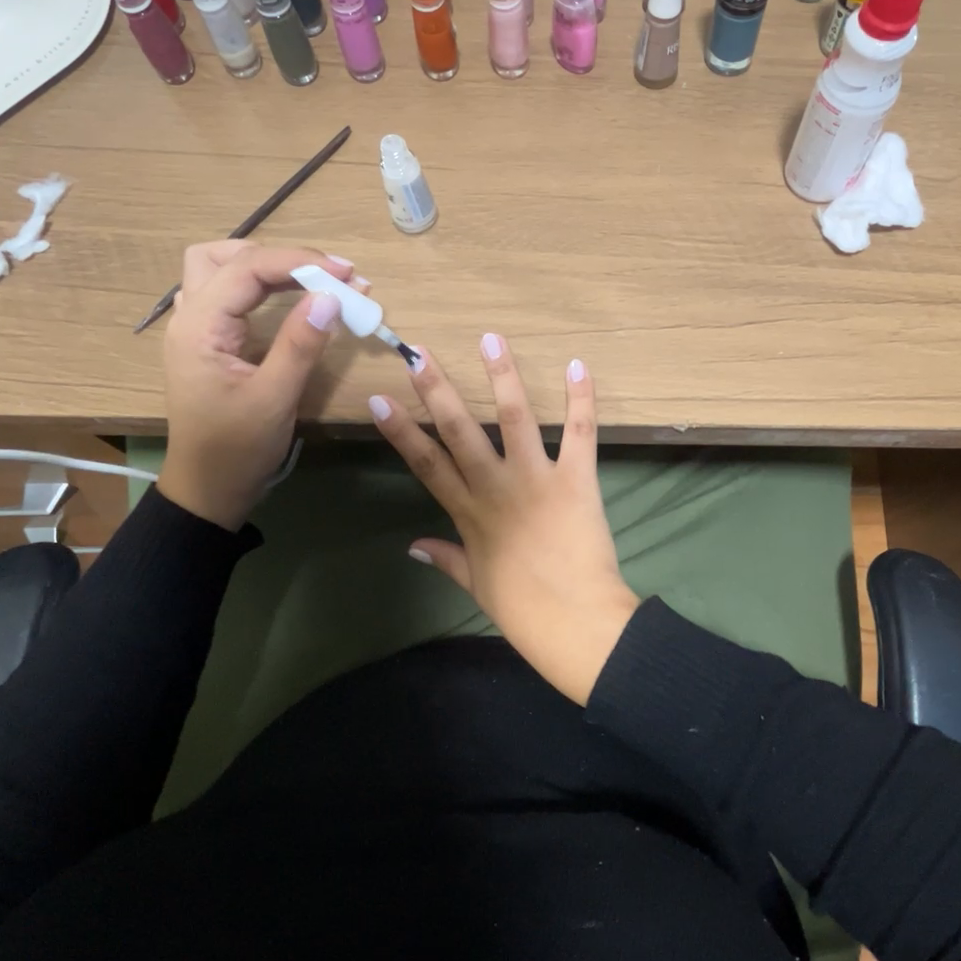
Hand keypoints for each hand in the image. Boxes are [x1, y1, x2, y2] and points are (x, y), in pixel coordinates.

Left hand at [157, 242, 355, 529]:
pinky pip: (227, 296)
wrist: (208, 489)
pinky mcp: (209, 345)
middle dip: (279, 256)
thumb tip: (331, 297)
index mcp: (201, 327)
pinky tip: (283, 301)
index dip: (300, 262)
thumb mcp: (275, 399)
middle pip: (224, 256)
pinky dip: (257, 287)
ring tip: (311, 280)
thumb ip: (300, 344)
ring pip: (220, 270)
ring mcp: (197, 331)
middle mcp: (191, 318)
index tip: (347, 273)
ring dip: (265, 266)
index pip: (248, 268)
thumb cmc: (237, 449)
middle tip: (328, 275)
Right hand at [369, 335, 638, 705]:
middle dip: (437, 389)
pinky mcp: (576, 479)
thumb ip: (445, 558)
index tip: (379, 399)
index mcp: (468, 513)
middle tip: (419, 352)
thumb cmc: (522, 609)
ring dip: (502, 375)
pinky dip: (582, 398)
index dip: (401, 432)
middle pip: (459, 430)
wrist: (572, 622)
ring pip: (515, 417)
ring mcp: (536, 479)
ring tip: (491, 338)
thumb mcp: (475, 584)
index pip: (426, 464)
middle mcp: (495, 487)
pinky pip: (580, 432)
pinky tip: (579, 365)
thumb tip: (412, 545)